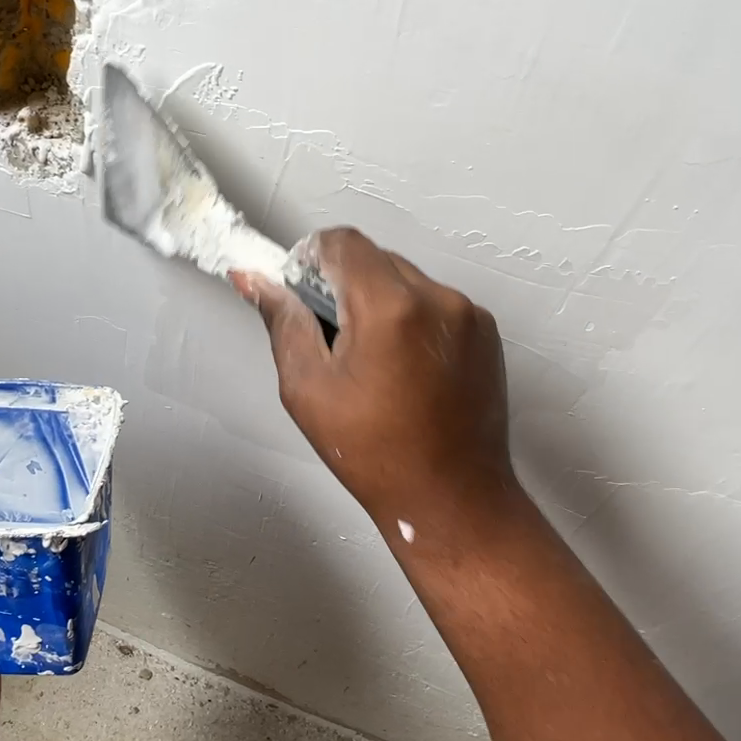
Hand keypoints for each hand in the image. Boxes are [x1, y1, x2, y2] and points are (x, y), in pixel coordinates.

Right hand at [232, 227, 518, 524]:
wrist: (451, 498)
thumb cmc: (377, 455)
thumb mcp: (307, 389)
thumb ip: (282, 322)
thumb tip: (255, 280)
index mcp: (390, 309)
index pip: (342, 242)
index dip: (310, 258)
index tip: (299, 291)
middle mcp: (437, 299)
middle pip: (374, 258)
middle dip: (343, 285)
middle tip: (329, 337)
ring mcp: (468, 315)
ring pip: (405, 279)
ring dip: (377, 302)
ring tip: (369, 361)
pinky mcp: (484, 332)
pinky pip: (434, 304)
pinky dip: (410, 320)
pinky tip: (400, 368)